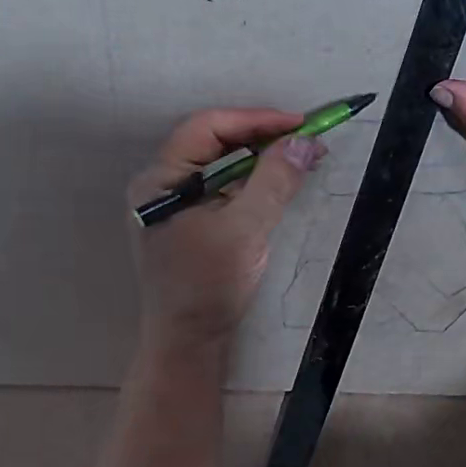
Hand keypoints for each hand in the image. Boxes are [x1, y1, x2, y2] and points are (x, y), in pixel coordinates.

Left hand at [127, 109, 324, 350]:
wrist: (188, 346)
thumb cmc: (206, 286)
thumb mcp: (244, 230)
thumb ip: (273, 181)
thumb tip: (304, 141)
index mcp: (161, 179)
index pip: (208, 128)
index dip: (254, 120)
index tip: (298, 124)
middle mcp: (163, 184)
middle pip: (214, 142)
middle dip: (261, 136)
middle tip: (305, 139)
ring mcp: (177, 203)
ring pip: (222, 163)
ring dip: (261, 157)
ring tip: (301, 156)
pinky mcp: (194, 220)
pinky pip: (225, 185)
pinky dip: (254, 179)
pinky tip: (281, 180)